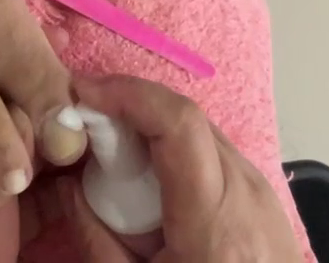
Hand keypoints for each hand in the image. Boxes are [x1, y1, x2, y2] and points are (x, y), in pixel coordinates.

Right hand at [60, 76, 303, 261]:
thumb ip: (95, 237)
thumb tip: (64, 184)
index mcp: (214, 216)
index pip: (177, 121)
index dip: (128, 92)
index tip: (83, 92)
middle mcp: (245, 188)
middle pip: (183, 115)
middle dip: (128, 102)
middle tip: (83, 114)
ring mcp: (260, 188)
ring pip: (196, 127)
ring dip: (149, 121)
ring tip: (110, 139)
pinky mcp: (263, 195)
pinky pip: (210, 149)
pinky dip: (172, 143)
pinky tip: (148, 168)